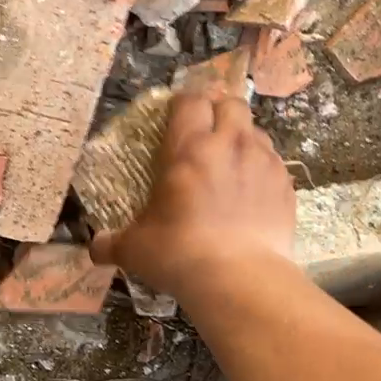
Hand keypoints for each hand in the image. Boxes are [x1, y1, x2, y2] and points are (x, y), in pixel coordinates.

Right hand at [93, 90, 297, 296]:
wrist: (239, 277)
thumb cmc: (178, 253)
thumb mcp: (132, 249)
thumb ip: (110, 243)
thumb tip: (94, 247)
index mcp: (189, 150)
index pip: (189, 103)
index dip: (180, 104)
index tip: (172, 116)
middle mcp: (230, 145)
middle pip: (229, 104)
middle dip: (215, 110)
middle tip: (202, 131)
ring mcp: (264, 161)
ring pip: (254, 130)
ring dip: (239, 138)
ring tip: (226, 162)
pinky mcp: (285, 184)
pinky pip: (271, 162)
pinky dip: (257, 168)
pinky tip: (246, 193)